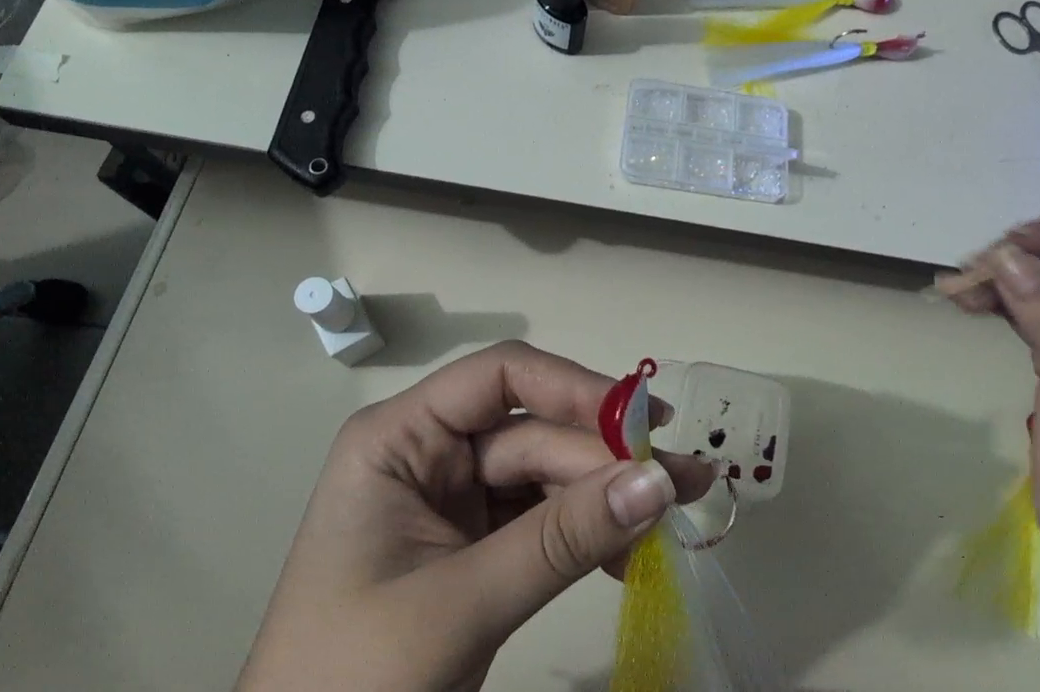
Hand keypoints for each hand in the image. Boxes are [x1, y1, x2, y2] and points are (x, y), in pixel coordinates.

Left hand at [236, 342, 714, 691]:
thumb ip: (561, 540)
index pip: (499, 378)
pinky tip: (629, 557)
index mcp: (399, 438)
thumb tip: (660, 482)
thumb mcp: (461, 602)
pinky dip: (587, 535)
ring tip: (673, 522)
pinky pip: (544, 521)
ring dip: (606, 499)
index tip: (644, 422)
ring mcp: (453, 500)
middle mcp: (429, 454)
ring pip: (547, 476)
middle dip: (605, 461)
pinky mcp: (474, 545)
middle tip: (686, 485)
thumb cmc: (353, 673)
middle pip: (535, 431)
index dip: (575, 388)